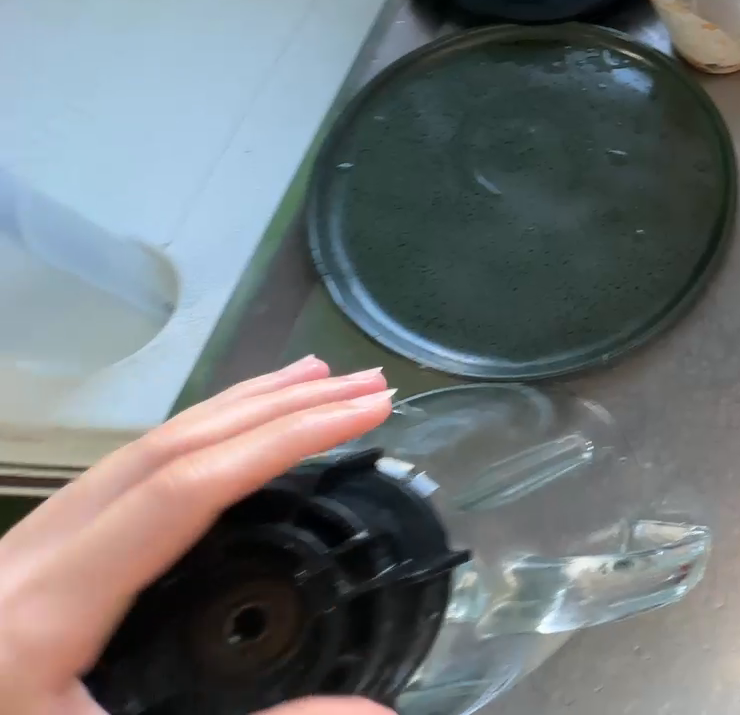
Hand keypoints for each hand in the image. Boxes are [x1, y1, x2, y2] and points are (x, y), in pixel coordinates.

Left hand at [0, 357, 396, 714]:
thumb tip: (381, 714)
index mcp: (34, 618)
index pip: (186, 489)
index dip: (289, 437)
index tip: (371, 412)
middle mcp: (16, 570)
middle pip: (167, 451)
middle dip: (282, 407)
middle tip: (373, 386)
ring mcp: (12, 563)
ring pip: (140, 452)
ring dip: (245, 408)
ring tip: (328, 379)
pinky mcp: (21, 571)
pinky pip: (120, 477)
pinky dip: (199, 437)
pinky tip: (242, 425)